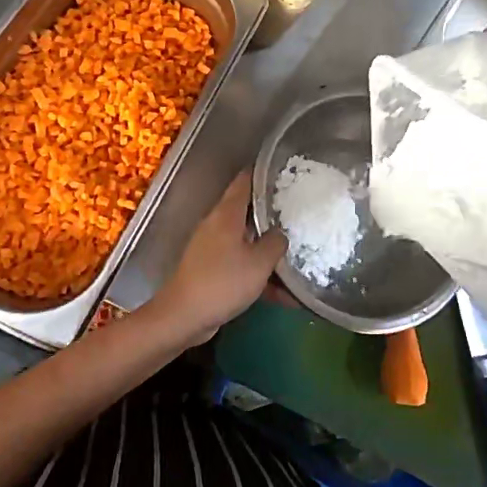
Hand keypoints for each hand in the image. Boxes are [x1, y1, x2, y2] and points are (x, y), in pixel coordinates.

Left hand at [147, 172, 286, 345]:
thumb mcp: (259, 263)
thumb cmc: (222, 282)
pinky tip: (287, 297)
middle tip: (302, 215)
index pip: (244, 182)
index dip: (263, 173)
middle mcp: (218, 227)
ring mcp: (213, 250)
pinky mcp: (213, 273)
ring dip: (271, 255)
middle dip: (275, 216)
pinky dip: (262, 278)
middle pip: (249, 214)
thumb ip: (275, 243)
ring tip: (302, 261)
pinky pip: (243, 269)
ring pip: (249, 245)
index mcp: (226, 215)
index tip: (284, 170)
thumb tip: (281, 234)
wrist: (184, 317)